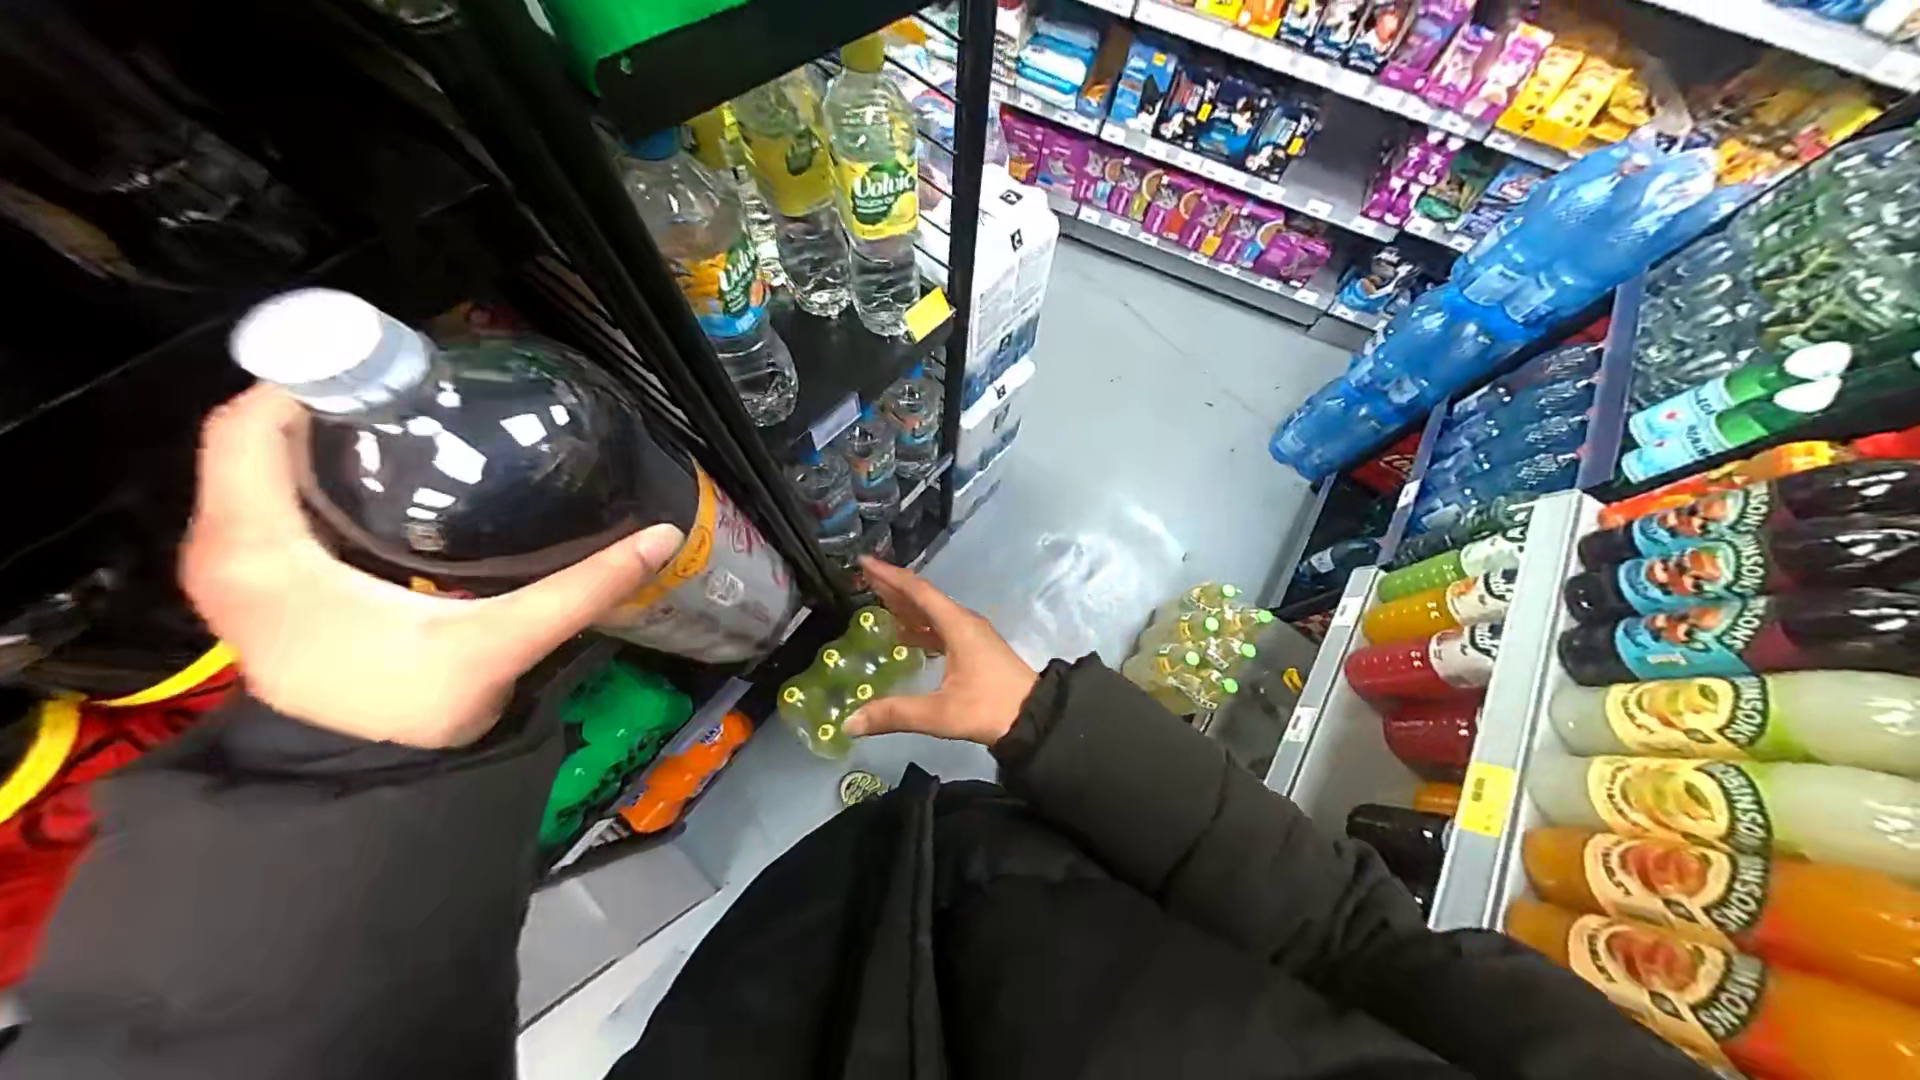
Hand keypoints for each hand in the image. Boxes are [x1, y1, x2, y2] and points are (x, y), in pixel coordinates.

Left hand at [180, 385, 683, 748]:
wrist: (363, 778)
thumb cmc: (413, 708)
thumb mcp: (505, 641)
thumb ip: (584, 589)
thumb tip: (660, 535)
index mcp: (263, 552)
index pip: (253, 425)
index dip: (316, 375)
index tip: (400, 364)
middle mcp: (230, 548)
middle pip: (262, 436)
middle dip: (337, 398)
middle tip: (429, 390)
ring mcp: (240, 566)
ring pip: (266, 465)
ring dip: (331, 432)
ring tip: (420, 419)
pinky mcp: (264, 582)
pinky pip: (276, 497)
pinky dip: (324, 470)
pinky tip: (398, 474)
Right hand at [844, 557, 1035, 745]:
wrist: (1036, 718)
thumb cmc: (990, 709)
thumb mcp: (940, 714)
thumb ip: (895, 714)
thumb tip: (850, 722)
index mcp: (957, 625)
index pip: (918, 591)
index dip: (889, 575)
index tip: (864, 562)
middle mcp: (964, 622)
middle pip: (923, 597)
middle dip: (893, 586)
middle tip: (863, 578)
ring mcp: (971, 634)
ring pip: (933, 611)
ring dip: (906, 605)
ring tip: (876, 602)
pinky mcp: (975, 648)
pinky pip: (941, 627)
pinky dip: (919, 625)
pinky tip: (904, 636)